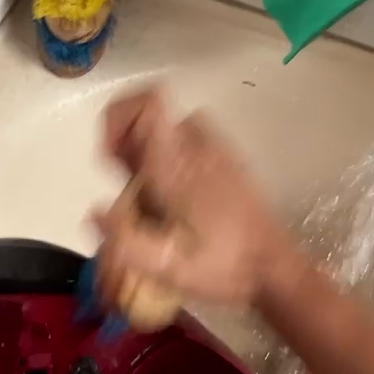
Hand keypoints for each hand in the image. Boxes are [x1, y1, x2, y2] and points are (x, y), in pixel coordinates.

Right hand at [91, 86, 302, 308]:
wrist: (277, 269)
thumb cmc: (224, 268)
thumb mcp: (169, 270)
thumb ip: (126, 243)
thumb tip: (95, 211)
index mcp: (180, 165)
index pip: (148, 104)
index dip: (117, 119)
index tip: (109, 160)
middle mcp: (199, 147)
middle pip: (153, 111)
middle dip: (128, 142)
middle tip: (127, 186)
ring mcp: (219, 151)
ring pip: (172, 125)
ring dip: (150, 147)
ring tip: (149, 191)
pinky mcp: (231, 161)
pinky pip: (192, 138)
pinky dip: (173, 154)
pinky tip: (176, 193)